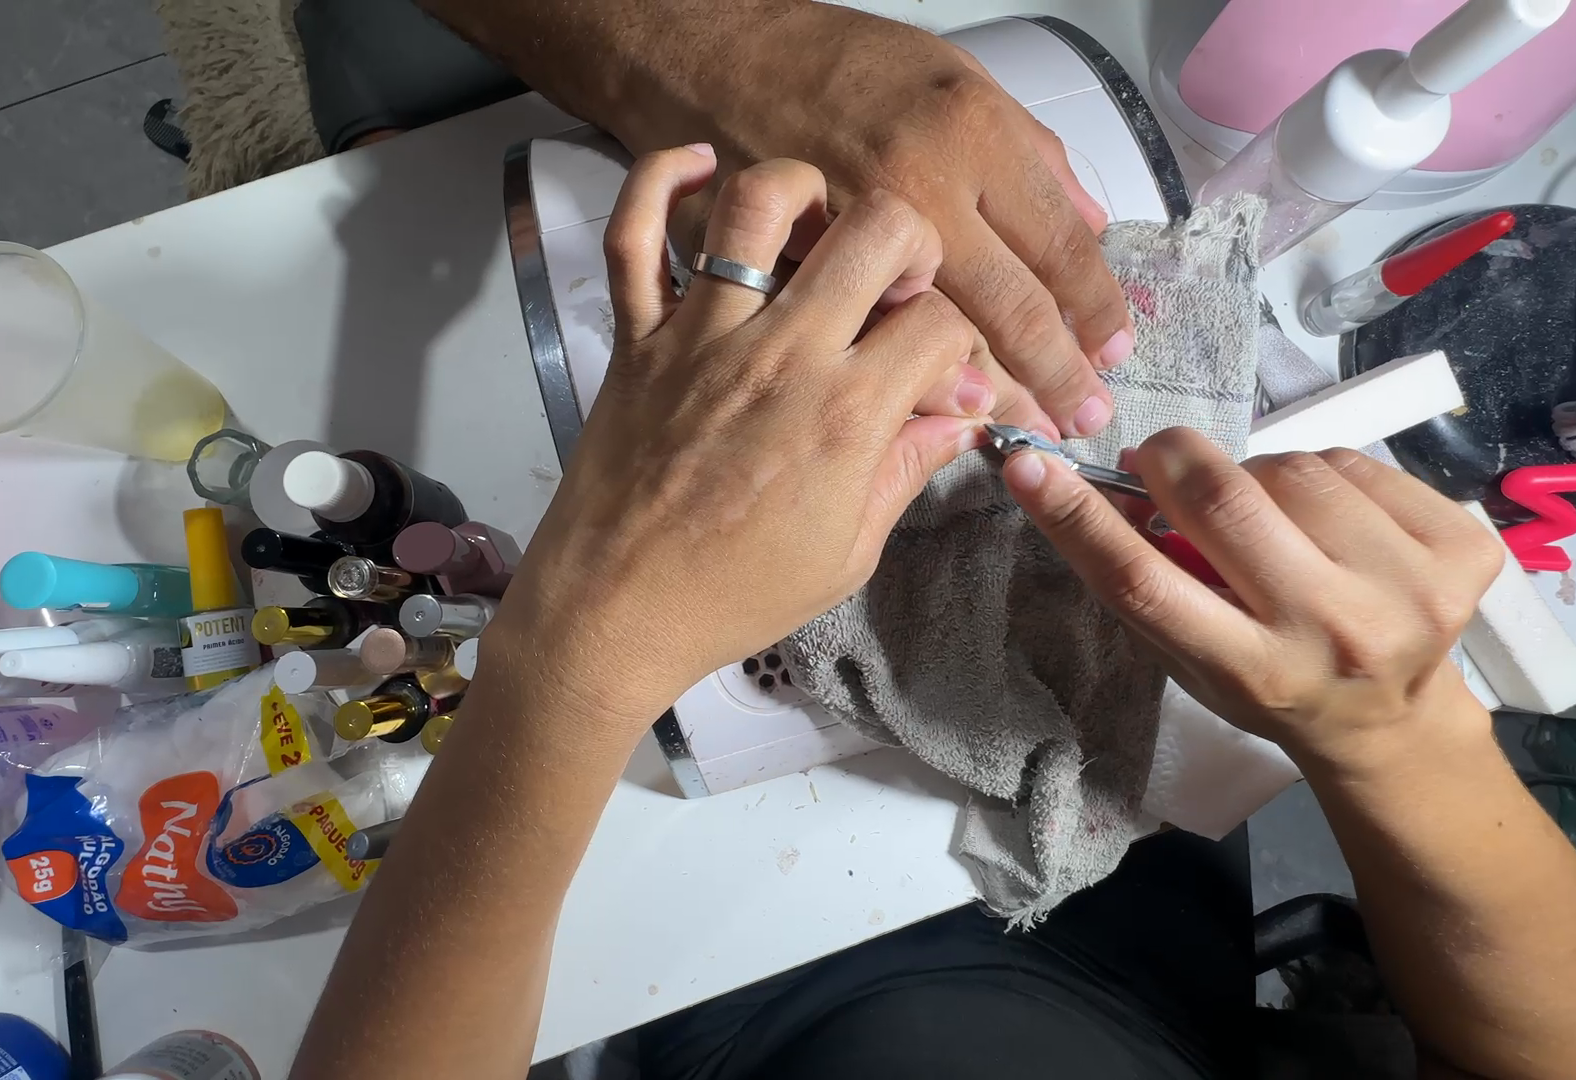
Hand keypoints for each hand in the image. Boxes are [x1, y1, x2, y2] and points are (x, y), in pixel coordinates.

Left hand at [484, 147, 989, 723]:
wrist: (616, 612)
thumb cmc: (731, 598)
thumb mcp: (846, 555)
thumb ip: (904, 473)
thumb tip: (953, 420)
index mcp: (843, 417)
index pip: (939, 325)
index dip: (959, 344)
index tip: (943, 376)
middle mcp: (777, 357)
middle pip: (875, 231)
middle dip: (911, 241)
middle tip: (900, 282)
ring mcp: (698, 338)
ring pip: (759, 203)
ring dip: (807, 191)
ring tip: (819, 226)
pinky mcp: (636, 340)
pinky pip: (633, 235)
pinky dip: (659, 181)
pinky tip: (698, 165)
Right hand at [610, 5, 1132, 438]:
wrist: (713, 62)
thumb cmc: (832, 67)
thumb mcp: (951, 78)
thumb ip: (1026, 155)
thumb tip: (1083, 224)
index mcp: (966, 132)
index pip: (1058, 240)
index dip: (1093, 306)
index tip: (1112, 347)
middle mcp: (916, 191)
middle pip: (1009, 304)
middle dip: (1055, 370)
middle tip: (1084, 413)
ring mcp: (852, 245)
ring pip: (938, 337)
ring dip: (989, 388)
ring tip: (1024, 421)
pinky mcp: (794, 278)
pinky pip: (858, 340)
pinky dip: (897, 378)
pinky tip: (929, 406)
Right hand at [1002, 429, 1504, 771]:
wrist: (1388, 717)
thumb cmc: (1257, 681)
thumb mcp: (1181, 653)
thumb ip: (1140, 580)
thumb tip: (1110, 482)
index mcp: (1248, 667)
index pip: (1144, 582)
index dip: (1077, 519)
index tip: (1028, 465)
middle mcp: (1333, 633)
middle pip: (1226, 506)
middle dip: (1173, 459)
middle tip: (1157, 458)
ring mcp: (1413, 589)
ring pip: (1292, 469)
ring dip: (1251, 476)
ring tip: (1258, 513)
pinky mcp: (1468, 547)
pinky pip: (1353, 463)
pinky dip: (1315, 474)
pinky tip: (1320, 517)